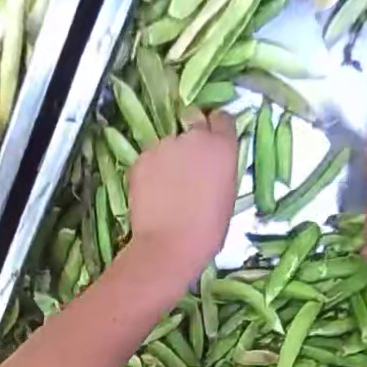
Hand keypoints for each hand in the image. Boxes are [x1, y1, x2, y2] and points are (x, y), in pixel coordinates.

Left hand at [126, 111, 238, 270]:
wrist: (169, 247)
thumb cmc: (206, 231)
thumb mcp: (226, 196)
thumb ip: (220, 170)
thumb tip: (211, 167)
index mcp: (222, 147)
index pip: (221, 119)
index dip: (215, 129)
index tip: (211, 141)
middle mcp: (194, 138)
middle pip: (192, 124)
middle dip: (190, 140)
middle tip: (185, 167)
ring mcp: (164, 146)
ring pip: (167, 146)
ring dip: (168, 160)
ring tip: (166, 190)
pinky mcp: (141, 159)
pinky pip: (148, 161)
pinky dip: (149, 173)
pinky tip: (151, 196)